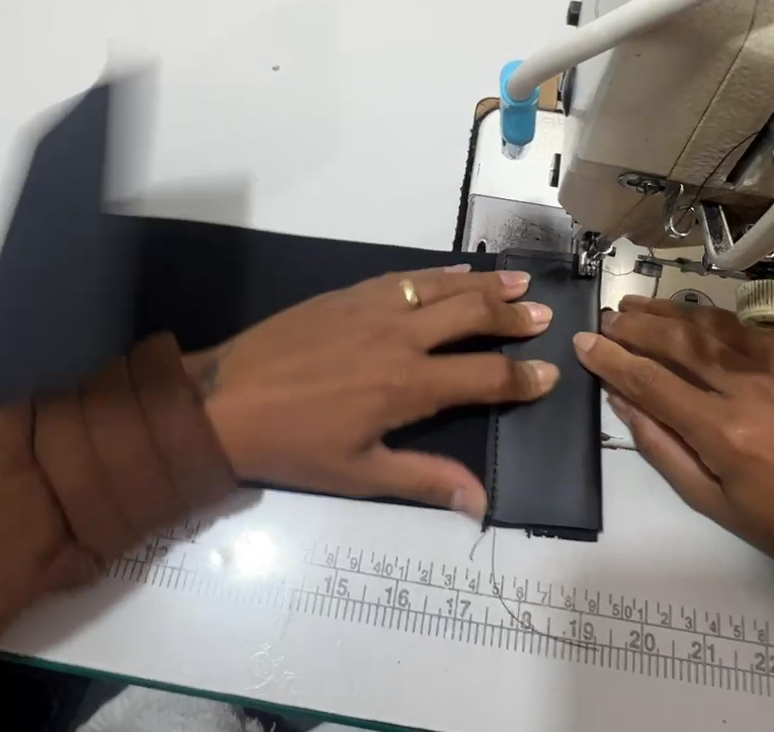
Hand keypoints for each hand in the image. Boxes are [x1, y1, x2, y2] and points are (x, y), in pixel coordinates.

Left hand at [200, 266, 557, 518]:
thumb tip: (481, 501)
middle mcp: (401, 337)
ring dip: (486, 283)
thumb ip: (425, 480)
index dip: (524, 378)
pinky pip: (406, 277)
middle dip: (515, 316)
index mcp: (408, 385)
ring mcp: (375, 308)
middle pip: (474, 316)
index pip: (485, 377)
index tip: (550, 374)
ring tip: (520, 280)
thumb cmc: (293, 445)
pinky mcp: (351, 293)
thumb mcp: (359, 474)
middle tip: (543, 316)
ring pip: (445, 287)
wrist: (224, 400)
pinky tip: (457, 272)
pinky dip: (439, 273)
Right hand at [574, 296, 773, 567]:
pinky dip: (711, 319)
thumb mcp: (711, 502)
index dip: (611, 361)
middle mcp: (751, 390)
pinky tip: (688, 315)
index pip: (651, 383)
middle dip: (634, 328)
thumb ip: (661, 447)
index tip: (584, 343)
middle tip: (606, 319)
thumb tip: (621, 399)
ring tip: (634, 305)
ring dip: (667, 313)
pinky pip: (748, 329)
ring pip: (711, 326)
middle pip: (677, 344)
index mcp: (725, 433)